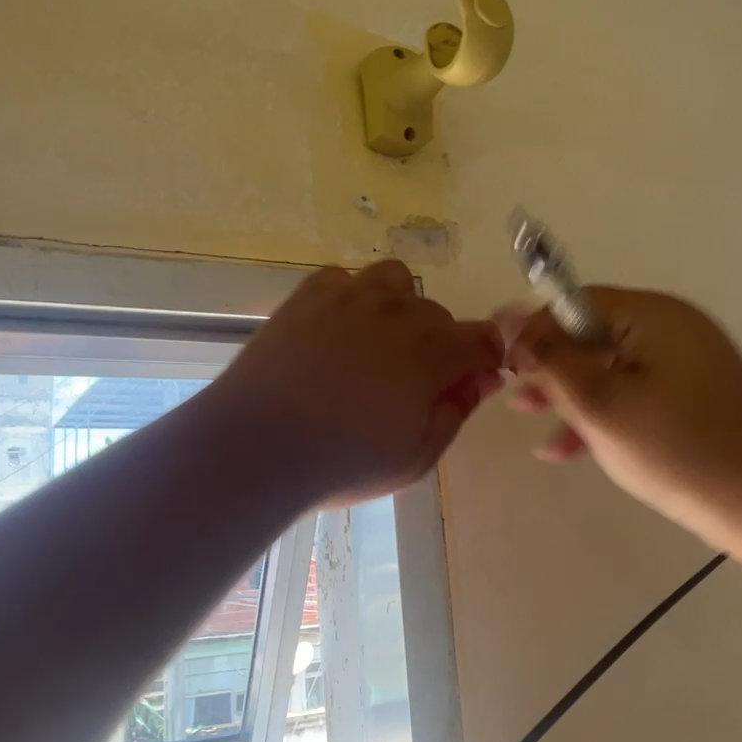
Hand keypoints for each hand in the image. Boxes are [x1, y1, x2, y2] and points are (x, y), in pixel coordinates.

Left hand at [210, 260, 503, 507]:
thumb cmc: (342, 463)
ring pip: (395, 281)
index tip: (464, 385)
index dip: (483, 361)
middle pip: (438, 314)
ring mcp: (349, 297)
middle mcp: (396, 312)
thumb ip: (455, 412)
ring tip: (376, 345)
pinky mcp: (307, 295)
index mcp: (431, 352)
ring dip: (399, 307)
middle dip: (438, 345)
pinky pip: (344, 278)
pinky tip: (336, 330)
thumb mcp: (415, 457)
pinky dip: (350, 297)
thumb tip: (484, 378)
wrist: (257, 445)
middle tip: (408, 385)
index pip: (482, 339)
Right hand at [499, 287, 741, 538]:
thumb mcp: (597, 402)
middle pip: (590, 334)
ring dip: (568, 393)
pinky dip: (601, 412)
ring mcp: (687, 362)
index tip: (505, 369)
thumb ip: (548, 357)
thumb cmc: (675, 448)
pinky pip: (634, 391)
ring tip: (530, 420)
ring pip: (608, 367)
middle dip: (549, 365)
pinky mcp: (694, 397)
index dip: (533, 332)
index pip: (574, 303)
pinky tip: (565, 448)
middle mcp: (672, 327)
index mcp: (651, 315)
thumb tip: (505, 313)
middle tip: (515, 398)